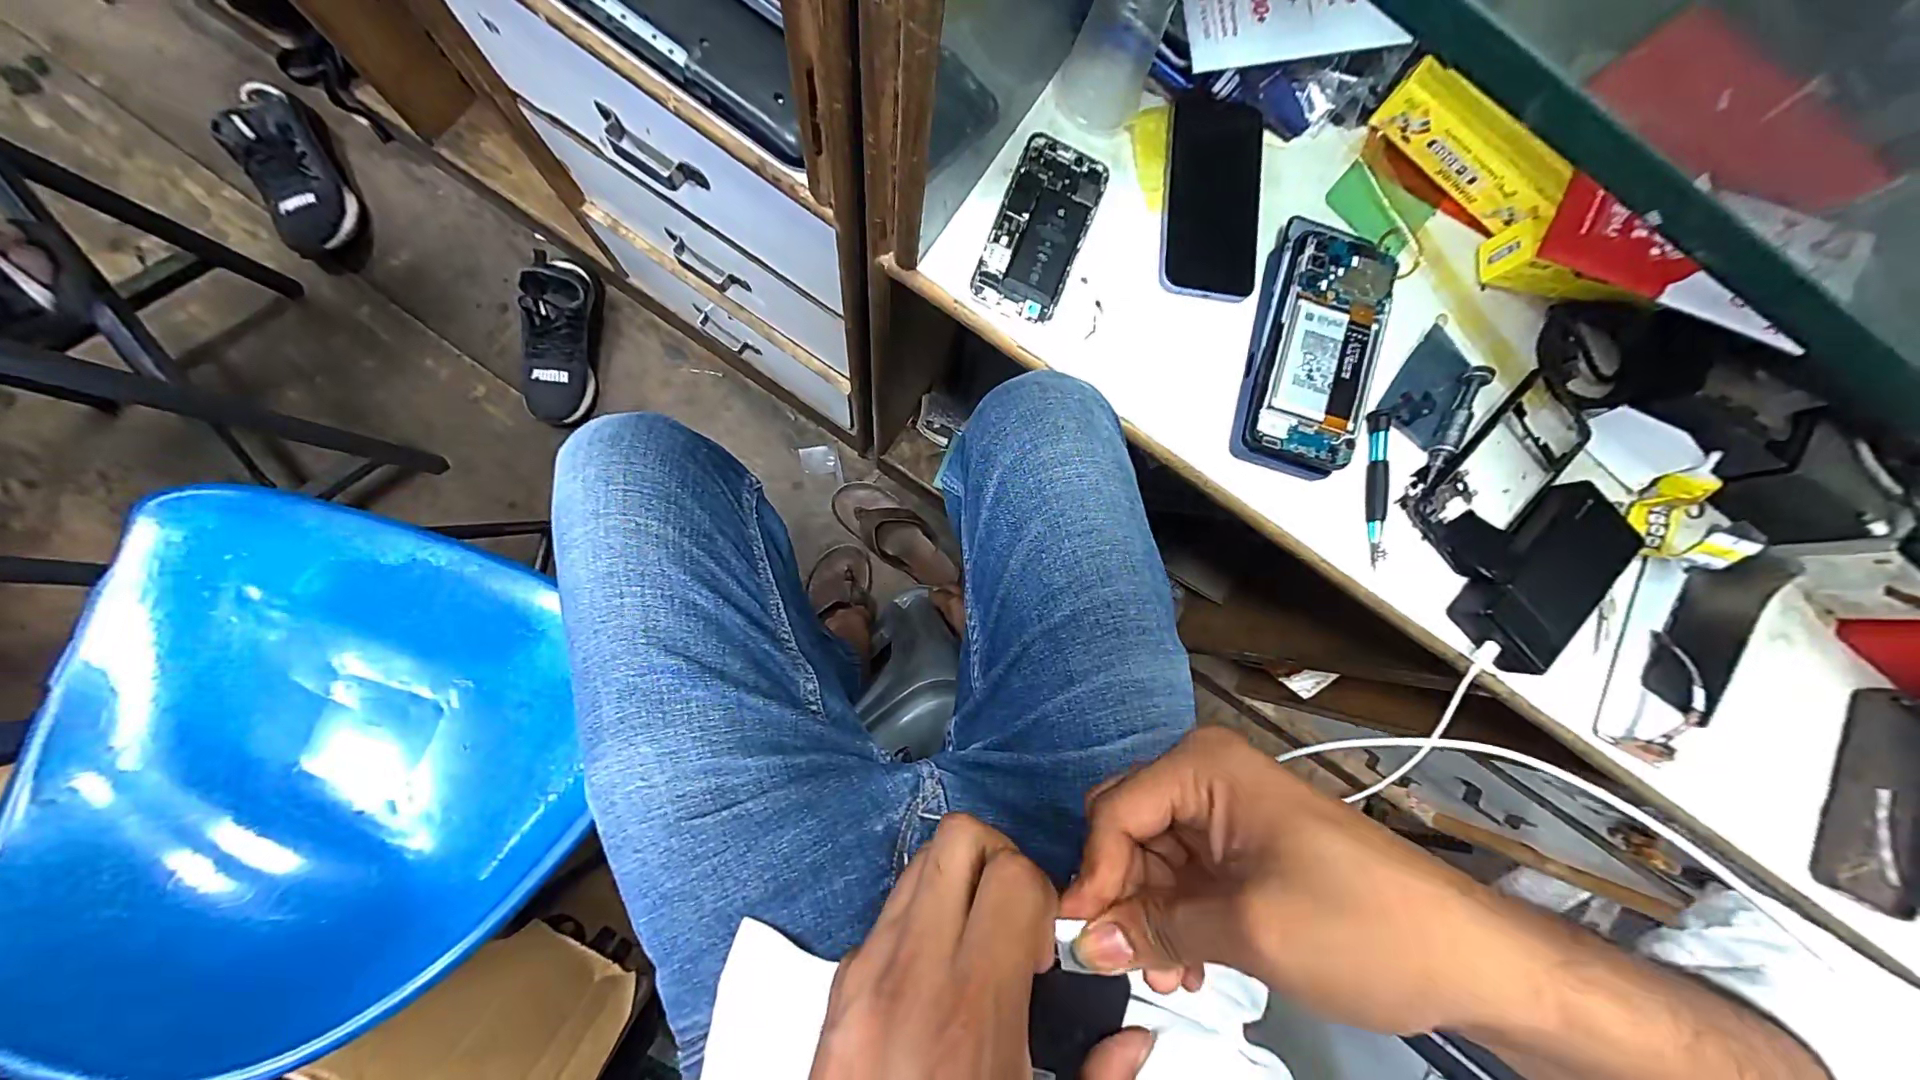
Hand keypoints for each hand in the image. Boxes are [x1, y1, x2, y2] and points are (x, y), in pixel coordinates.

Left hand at [812, 814, 1154, 1078]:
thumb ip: (1096, 1077)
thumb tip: (1131, 1040)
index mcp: (970, 1007)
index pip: (1011, 874)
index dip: (1039, 891)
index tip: (1039, 939)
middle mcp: (910, 971)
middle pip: (958, 837)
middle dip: (997, 858)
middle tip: (1010, 911)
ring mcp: (866, 970)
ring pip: (921, 862)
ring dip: (958, 881)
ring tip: (975, 938)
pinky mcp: (840, 982)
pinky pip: (888, 911)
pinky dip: (921, 918)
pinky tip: (935, 970)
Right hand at [1060, 727, 1531, 1035]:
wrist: (1469, 957)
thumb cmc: (1359, 926)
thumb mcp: (1247, 929)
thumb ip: (1157, 930)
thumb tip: (1085, 941)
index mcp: (1202, 766)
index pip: (1116, 809)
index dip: (1094, 872)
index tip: (1081, 935)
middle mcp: (1204, 775)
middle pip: (1126, 826)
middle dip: (1121, 893)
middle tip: (1125, 959)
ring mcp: (1221, 810)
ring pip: (1149, 856)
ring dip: (1147, 913)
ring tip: (1168, 974)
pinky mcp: (1238, 845)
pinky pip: (1181, 874)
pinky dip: (1174, 916)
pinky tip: (1190, 964)